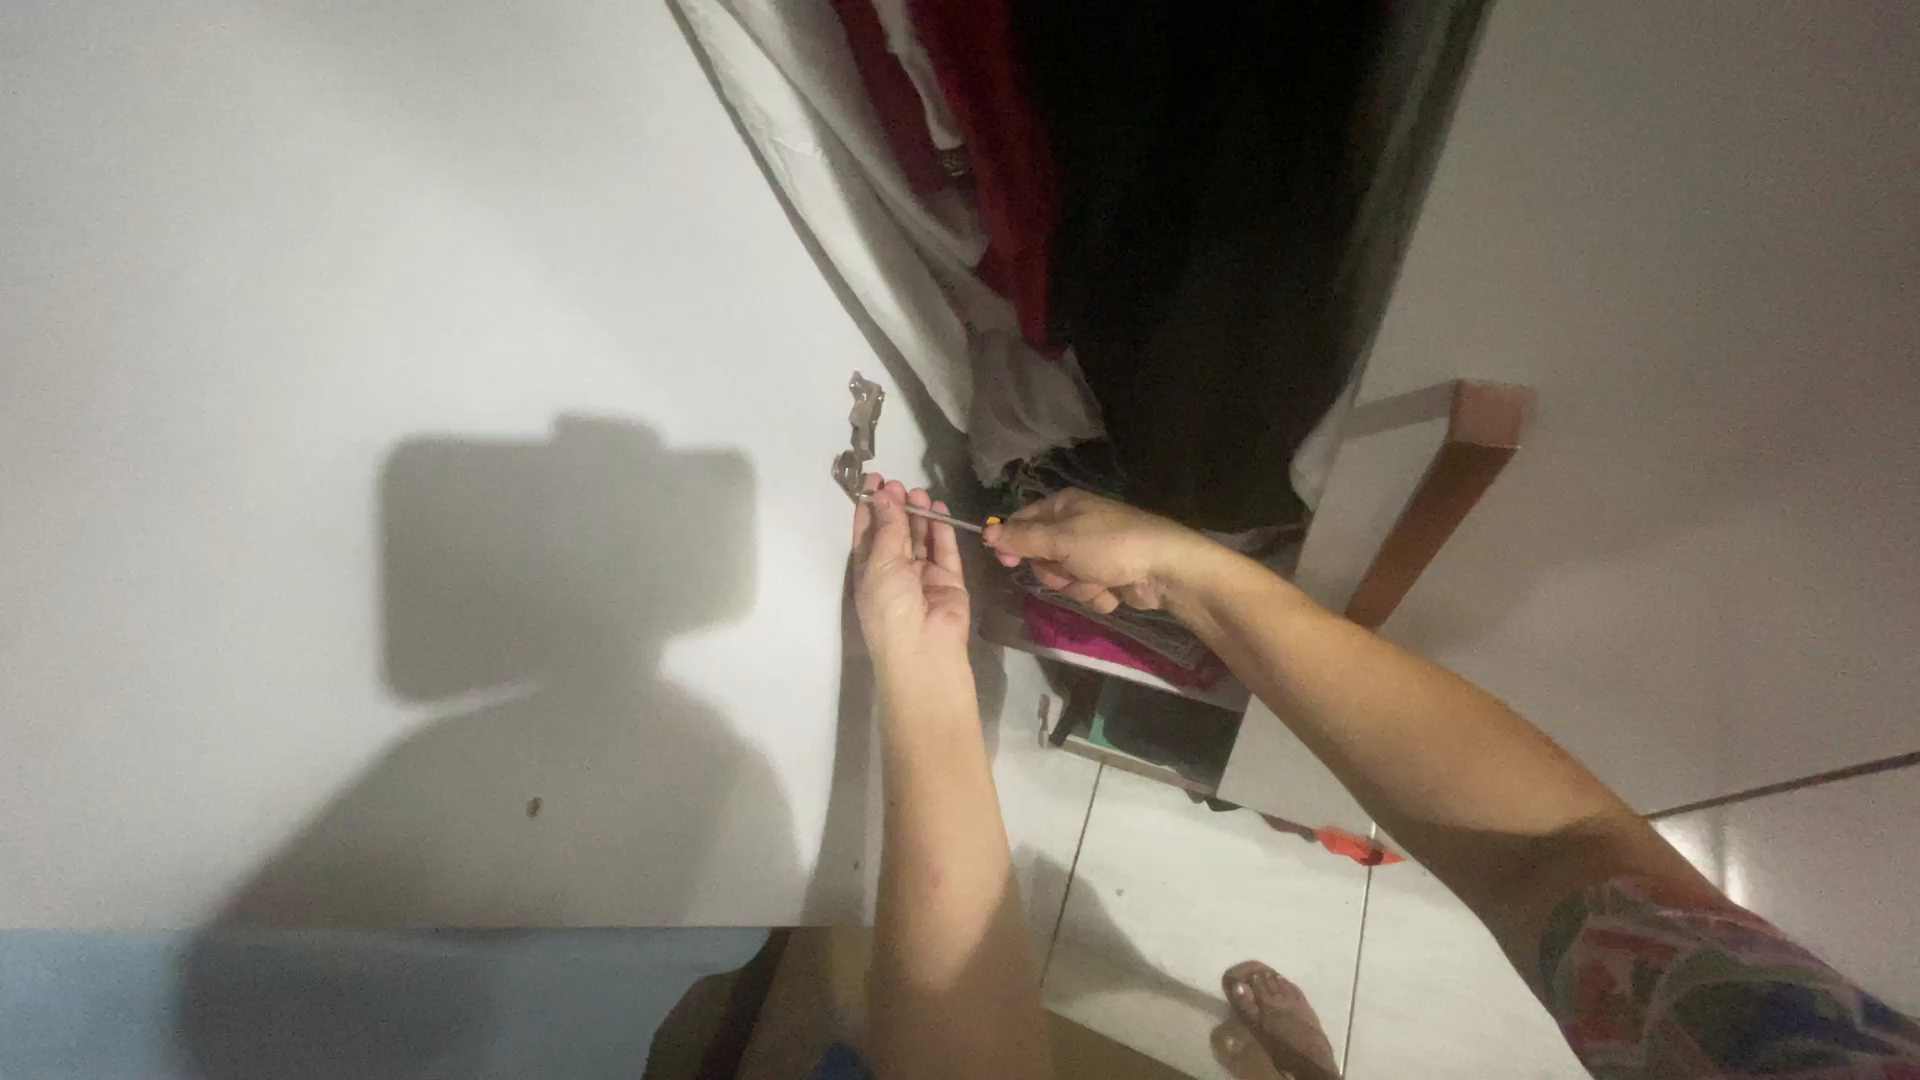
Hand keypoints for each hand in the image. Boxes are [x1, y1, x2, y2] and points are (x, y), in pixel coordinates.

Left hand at [851, 474, 970, 667]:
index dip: (871, 506)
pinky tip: (939, 509)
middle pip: (895, 532)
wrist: (924, 649)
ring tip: (920, 493)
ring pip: (920, 538)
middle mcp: (894, 572)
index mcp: (869, 571)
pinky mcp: (948, 580)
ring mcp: (922, 576)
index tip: (874, 479)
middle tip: (899, 484)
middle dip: (897, 507)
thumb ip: (888, 528)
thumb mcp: (881, 564)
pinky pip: (945, 550)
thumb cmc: (890, 607)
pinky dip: (942, 530)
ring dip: (919, 515)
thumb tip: (883, 495)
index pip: (867, 532)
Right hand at [982, 488, 1212, 613]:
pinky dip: (1097, 594)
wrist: (1165, 568)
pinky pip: (1085, 590)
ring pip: (1063, 578)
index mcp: (1063, 506)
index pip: (1022, 523)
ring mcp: (1093, 552)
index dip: (1012, 543)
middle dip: (1055, 571)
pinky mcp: (1108, 575)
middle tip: (1070, 569)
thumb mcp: (1060, 540)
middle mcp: (1075, 526)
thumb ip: (1021, 539)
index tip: (1007, 561)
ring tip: (1099, 580)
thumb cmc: (1110, 544)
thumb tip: (985, 532)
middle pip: (1041, 556)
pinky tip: (1114, 589)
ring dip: (1077, 586)